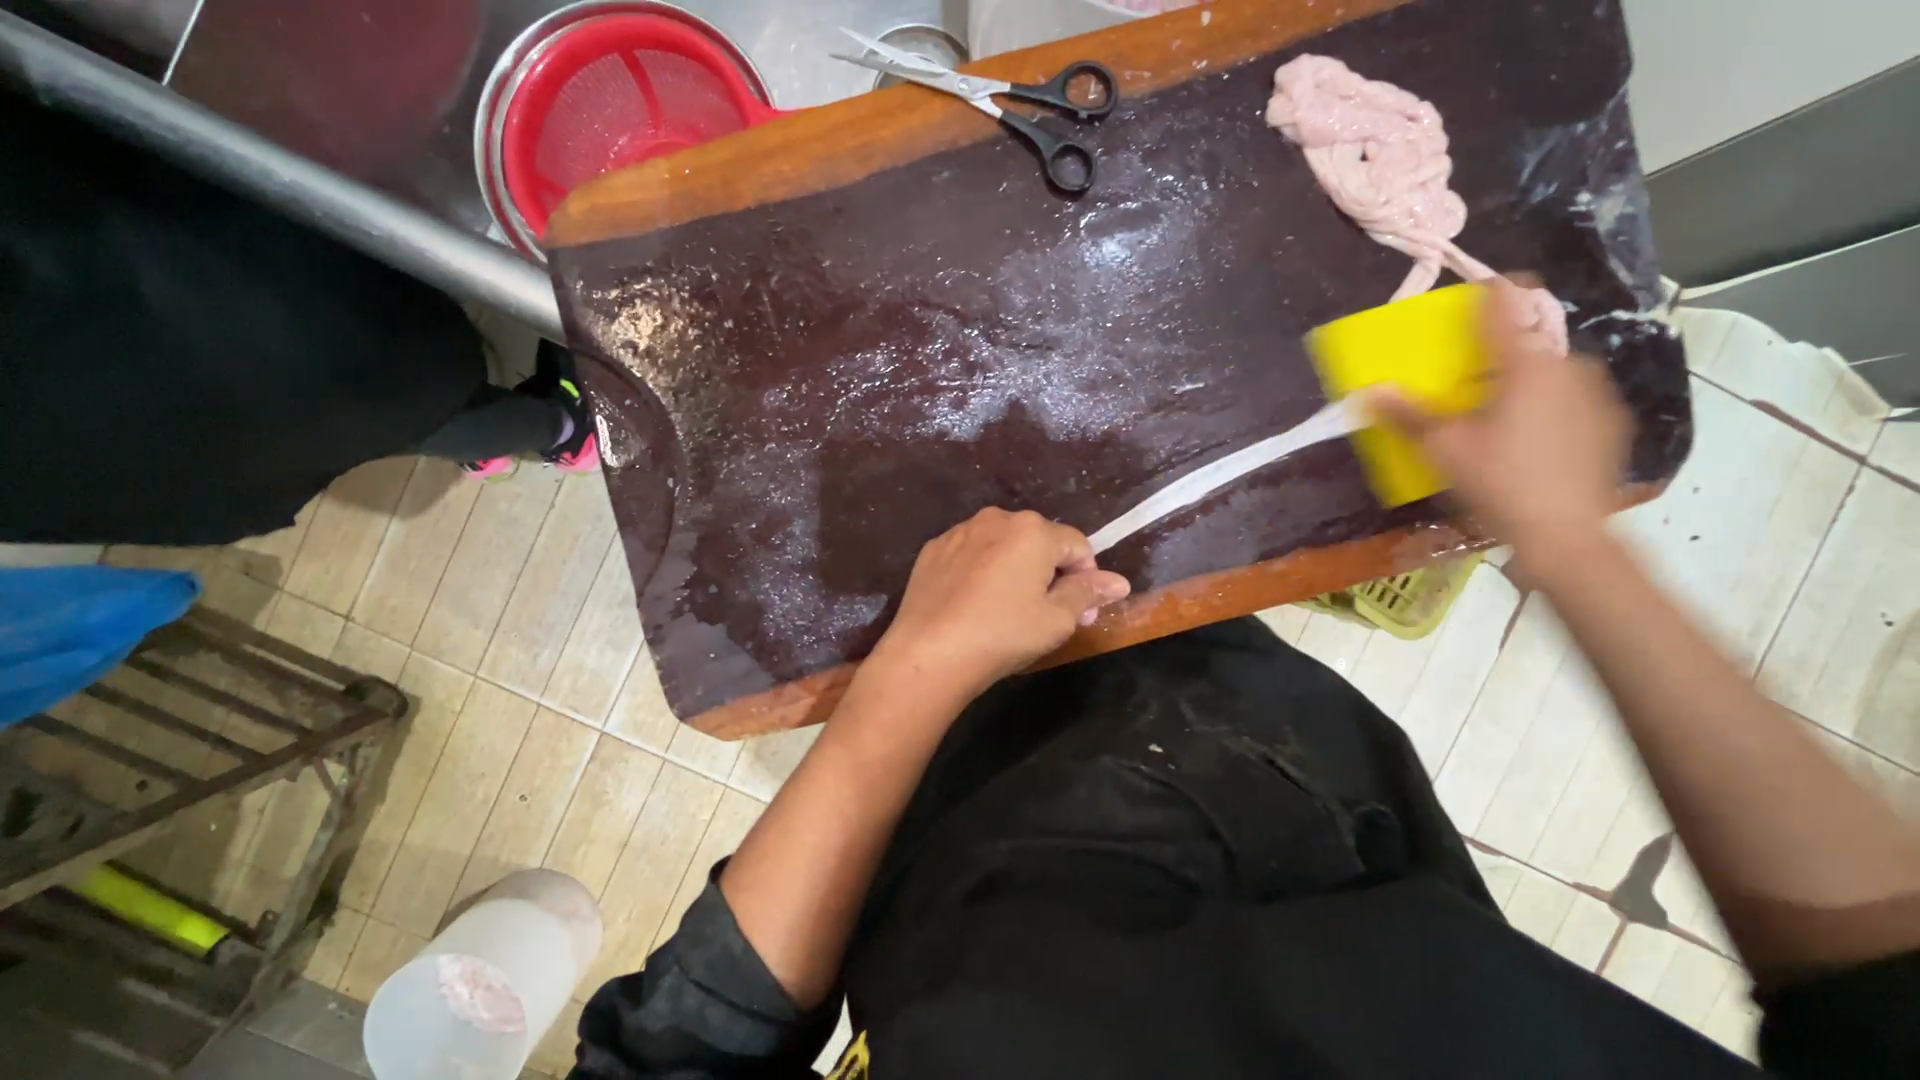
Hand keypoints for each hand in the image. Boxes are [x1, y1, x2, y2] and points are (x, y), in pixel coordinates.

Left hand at [870, 508, 1130, 698]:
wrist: (928, 653)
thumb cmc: (1003, 634)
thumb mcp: (1056, 620)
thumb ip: (1088, 593)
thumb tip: (1119, 582)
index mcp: (1033, 530)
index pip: (1078, 545)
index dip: (1087, 578)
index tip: (1082, 613)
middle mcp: (997, 519)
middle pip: (1039, 541)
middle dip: (1051, 572)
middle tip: (1048, 615)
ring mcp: (960, 532)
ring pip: (1003, 546)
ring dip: (1015, 570)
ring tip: (1008, 611)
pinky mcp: (933, 551)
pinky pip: (971, 555)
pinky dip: (981, 573)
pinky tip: (974, 606)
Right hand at [1369, 278, 1630, 559]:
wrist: (1568, 536)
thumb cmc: (1500, 484)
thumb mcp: (1444, 450)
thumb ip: (1408, 415)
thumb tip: (1370, 392)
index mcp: (1525, 363)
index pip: (1506, 303)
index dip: (1487, 292)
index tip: (1470, 296)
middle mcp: (1567, 365)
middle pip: (1527, 341)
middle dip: (1497, 355)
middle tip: (1469, 384)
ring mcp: (1596, 393)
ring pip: (1551, 371)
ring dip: (1523, 382)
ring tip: (1499, 418)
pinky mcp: (1610, 422)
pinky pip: (1572, 398)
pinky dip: (1548, 407)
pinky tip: (1531, 442)